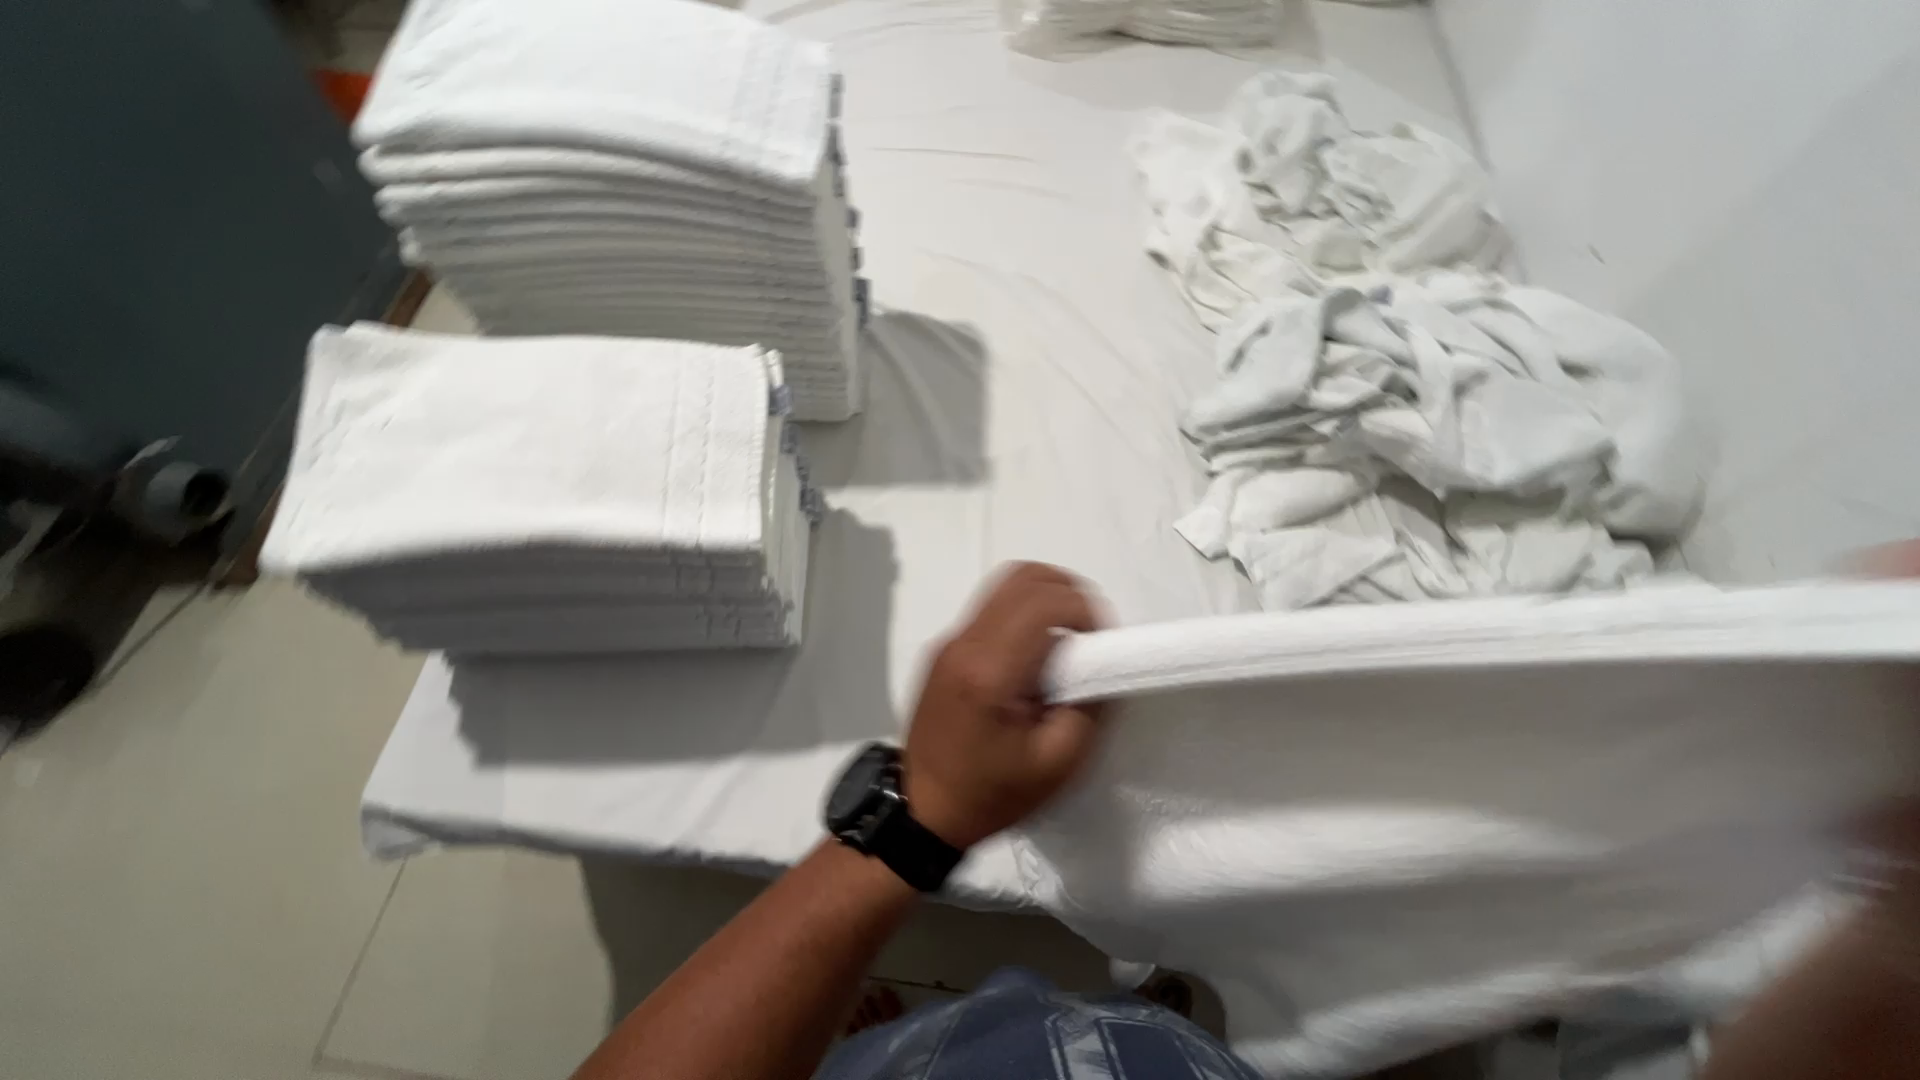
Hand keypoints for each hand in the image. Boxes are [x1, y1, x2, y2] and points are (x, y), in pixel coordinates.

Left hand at [903, 563, 1105, 849]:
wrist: (923, 810)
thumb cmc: (992, 794)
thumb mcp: (1058, 764)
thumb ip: (1090, 705)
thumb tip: (1102, 663)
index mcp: (990, 671)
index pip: (1045, 600)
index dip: (1087, 610)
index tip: (1102, 646)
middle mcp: (964, 642)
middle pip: (1024, 576)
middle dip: (1069, 594)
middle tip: (1089, 636)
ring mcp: (949, 641)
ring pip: (1005, 586)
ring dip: (1046, 601)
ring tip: (1067, 644)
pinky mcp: (944, 649)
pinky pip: (991, 610)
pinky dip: (1023, 616)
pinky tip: (1035, 660)